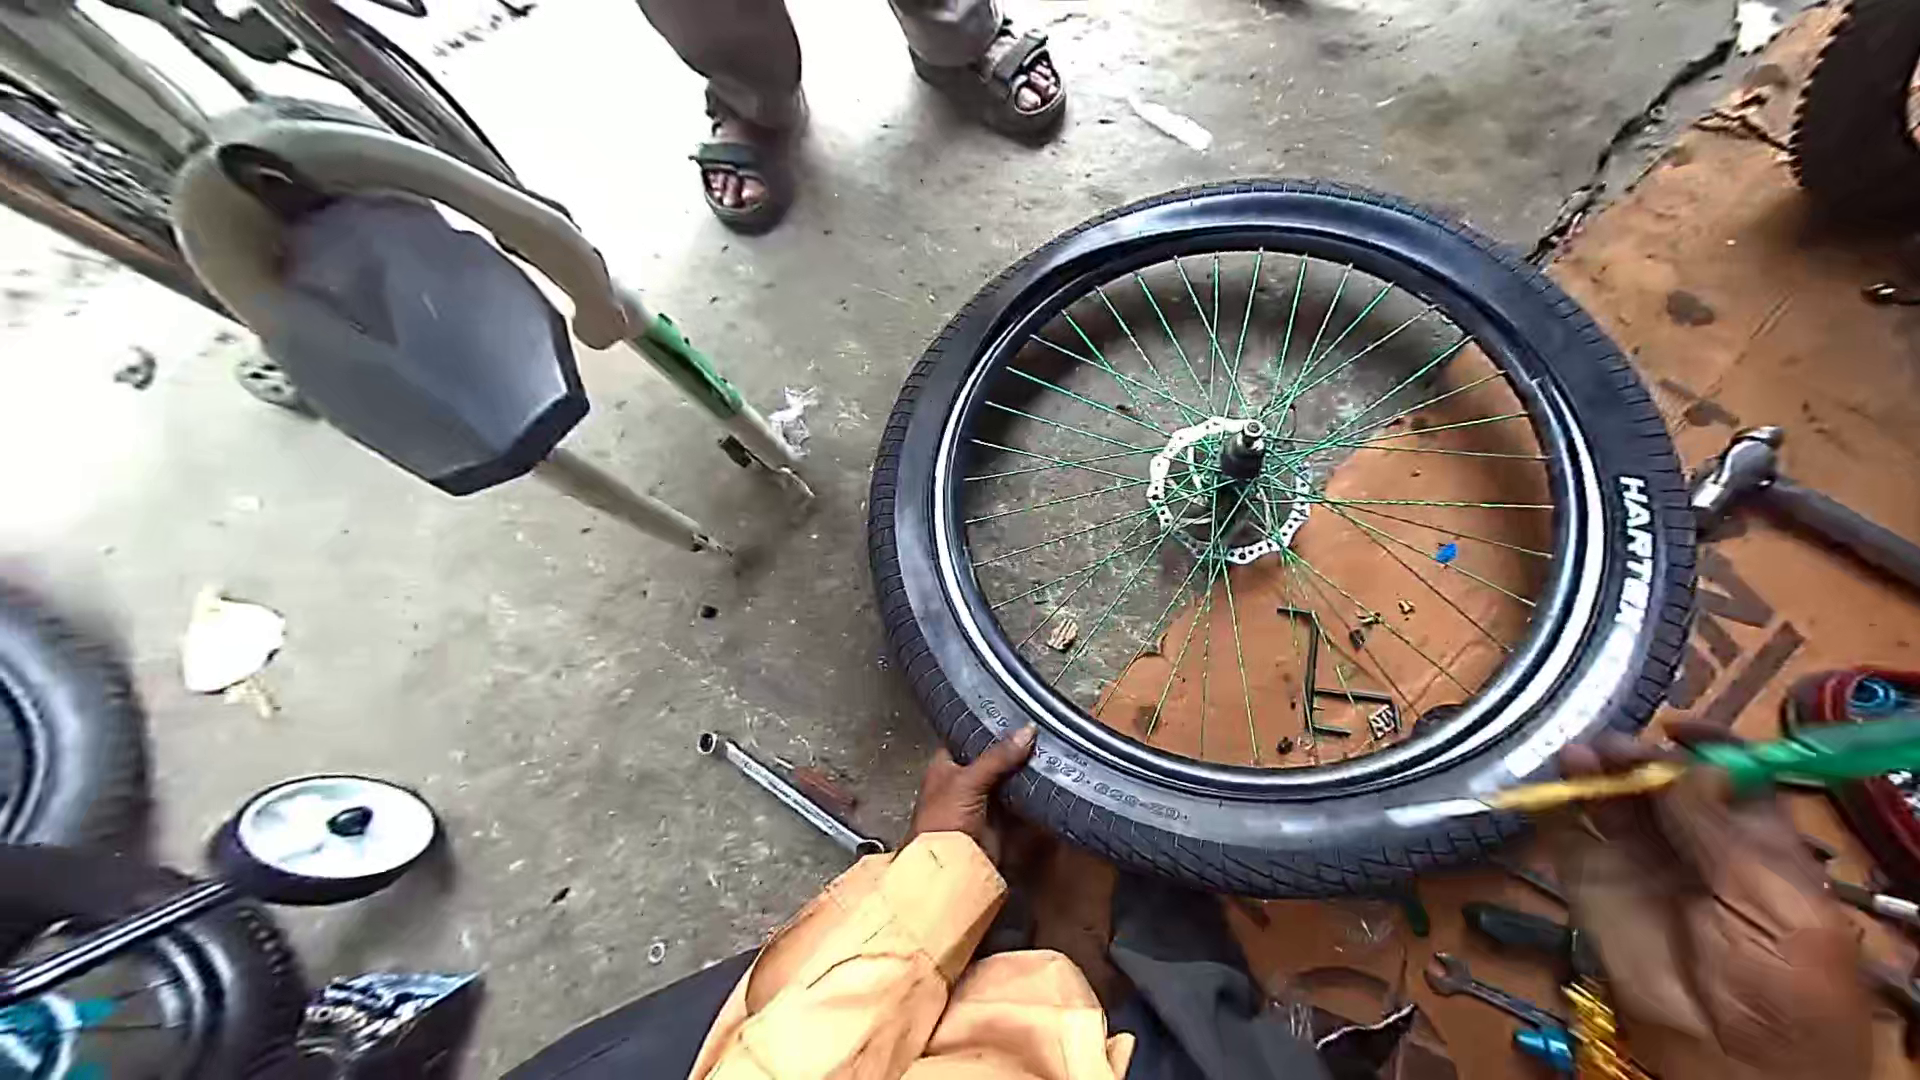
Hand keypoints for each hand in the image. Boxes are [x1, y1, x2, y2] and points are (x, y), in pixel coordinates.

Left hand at [904, 724, 1036, 862]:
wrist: (951, 869)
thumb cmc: (944, 819)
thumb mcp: (967, 781)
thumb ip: (997, 757)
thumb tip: (1027, 731)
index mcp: (946, 765)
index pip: (967, 736)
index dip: (986, 725)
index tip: (1012, 712)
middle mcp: (964, 780)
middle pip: (992, 757)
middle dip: (1012, 747)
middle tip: (1038, 728)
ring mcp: (983, 800)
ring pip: (1007, 777)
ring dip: (1024, 768)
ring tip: (1049, 745)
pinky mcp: (1001, 820)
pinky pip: (1019, 799)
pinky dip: (1032, 790)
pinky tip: (1049, 775)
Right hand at [1554, 723, 1870, 1078]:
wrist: (1721, 1053)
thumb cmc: (1783, 988)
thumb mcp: (1779, 908)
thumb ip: (1727, 833)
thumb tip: (1687, 763)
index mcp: (1755, 848)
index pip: (1727, 781)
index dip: (1705, 748)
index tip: (1676, 724)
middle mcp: (1688, 841)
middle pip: (1658, 780)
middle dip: (1637, 755)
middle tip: (1613, 747)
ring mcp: (1630, 853)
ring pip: (1607, 793)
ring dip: (1593, 768)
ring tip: (1578, 756)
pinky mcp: (1582, 867)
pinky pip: (1560, 822)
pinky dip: (1549, 795)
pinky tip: (1548, 779)